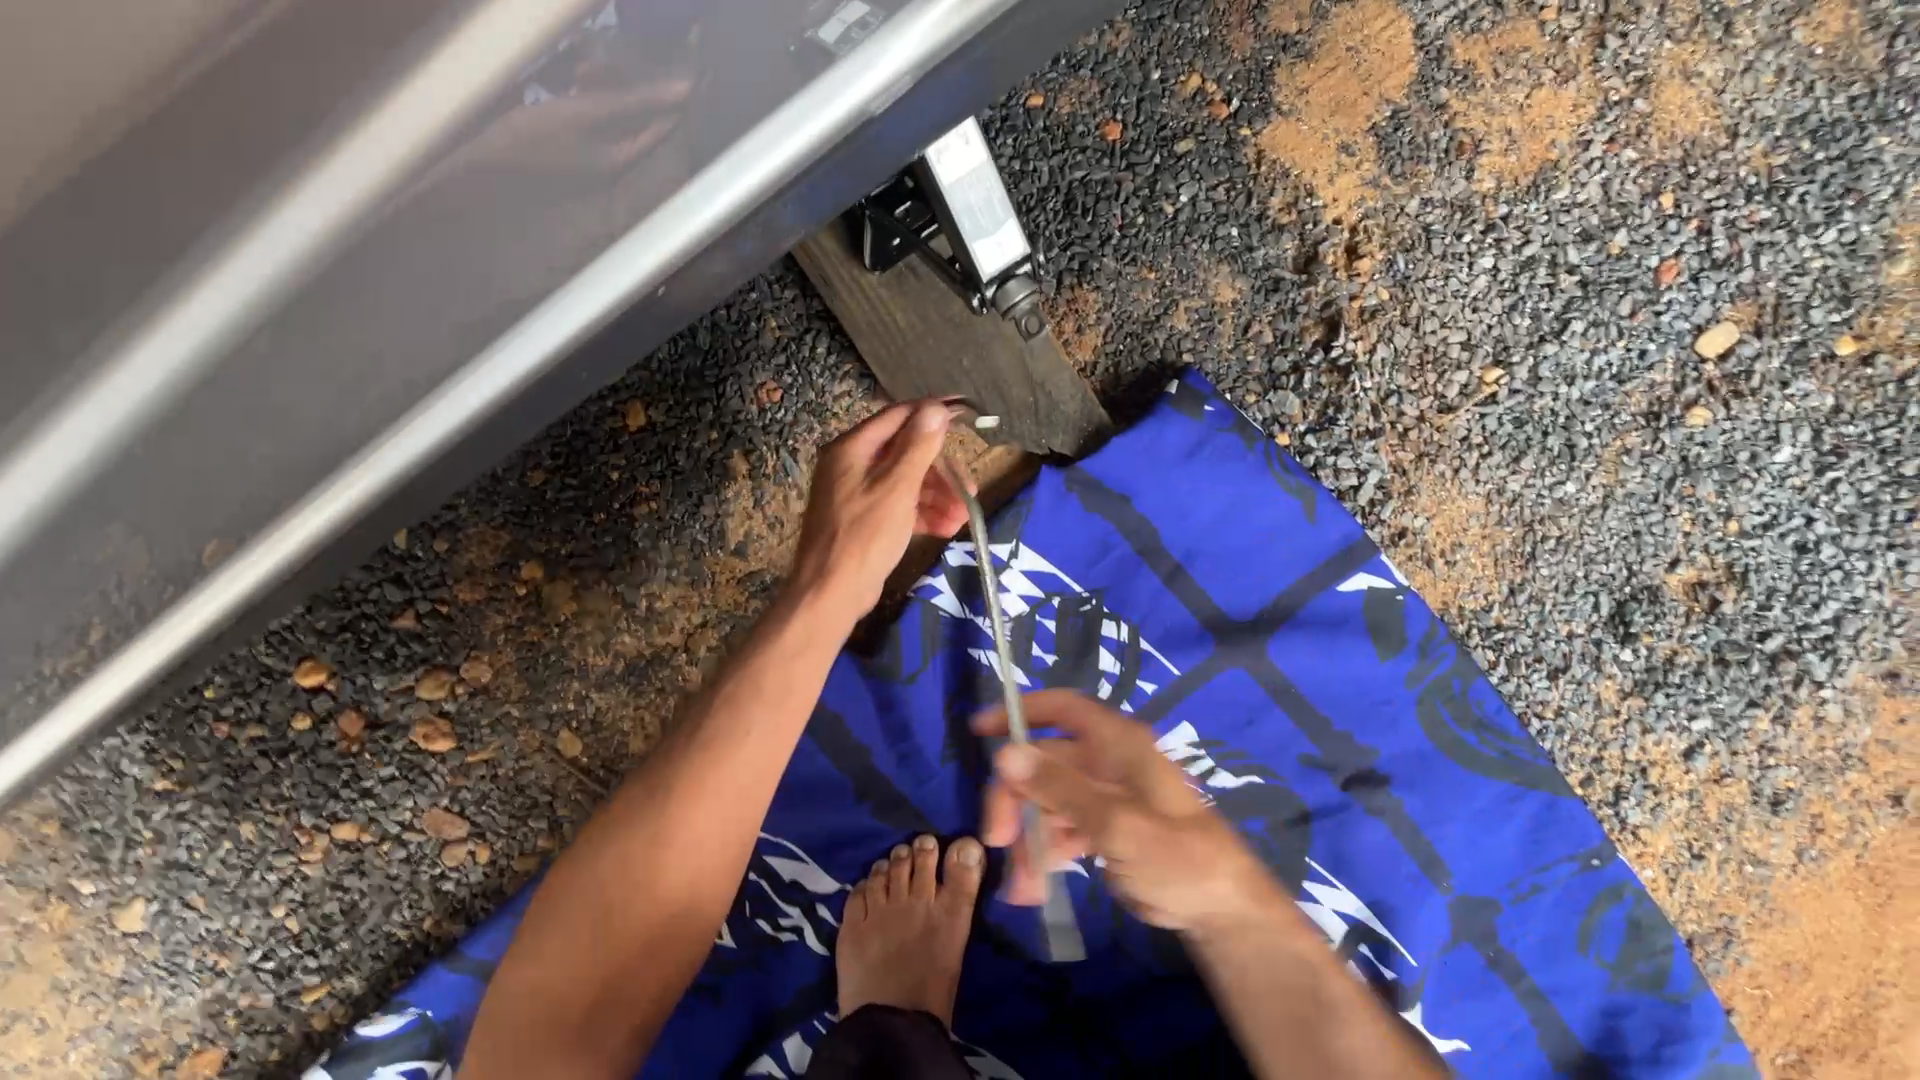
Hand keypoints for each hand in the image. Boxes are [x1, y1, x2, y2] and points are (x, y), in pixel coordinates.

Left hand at [789, 401, 968, 615]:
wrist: (831, 592)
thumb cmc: (864, 535)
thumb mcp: (897, 487)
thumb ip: (918, 446)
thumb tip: (936, 408)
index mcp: (852, 448)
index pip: (898, 417)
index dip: (932, 416)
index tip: (965, 416)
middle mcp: (852, 465)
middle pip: (905, 453)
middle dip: (940, 471)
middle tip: (969, 488)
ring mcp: (858, 493)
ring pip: (906, 482)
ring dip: (938, 496)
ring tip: (962, 517)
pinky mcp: (866, 519)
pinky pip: (899, 506)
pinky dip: (923, 514)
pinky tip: (947, 528)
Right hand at [976, 690, 1286, 934]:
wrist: (1219, 910)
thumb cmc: (1180, 857)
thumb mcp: (1116, 824)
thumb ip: (1060, 789)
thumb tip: (1005, 753)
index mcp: (1117, 745)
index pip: (1063, 709)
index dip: (1021, 711)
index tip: (981, 729)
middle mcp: (1106, 763)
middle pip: (1043, 764)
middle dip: (1015, 800)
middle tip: (996, 839)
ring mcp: (1103, 797)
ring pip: (1046, 802)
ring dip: (1028, 839)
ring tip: (1023, 887)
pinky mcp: (1102, 829)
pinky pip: (1059, 830)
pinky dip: (1044, 855)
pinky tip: (1034, 890)